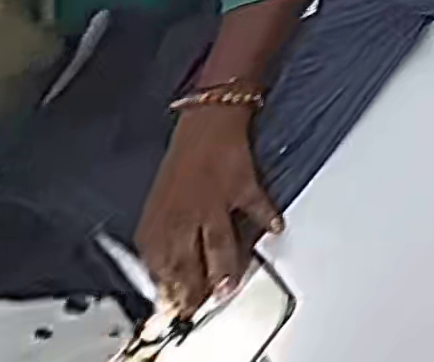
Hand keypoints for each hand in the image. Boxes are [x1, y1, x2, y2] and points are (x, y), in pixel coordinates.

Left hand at [135, 107, 280, 316]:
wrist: (206, 124)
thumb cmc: (182, 164)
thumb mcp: (159, 206)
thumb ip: (166, 237)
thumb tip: (173, 267)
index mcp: (158, 225)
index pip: (160, 271)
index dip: (169, 293)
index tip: (176, 310)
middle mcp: (183, 217)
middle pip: (189, 264)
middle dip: (197, 288)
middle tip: (207, 304)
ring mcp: (214, 201)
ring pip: (219, 244)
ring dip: (227, 267)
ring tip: (233, 284)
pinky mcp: (242, 183)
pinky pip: (256, 207)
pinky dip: (267, 219)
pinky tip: (275, 228)